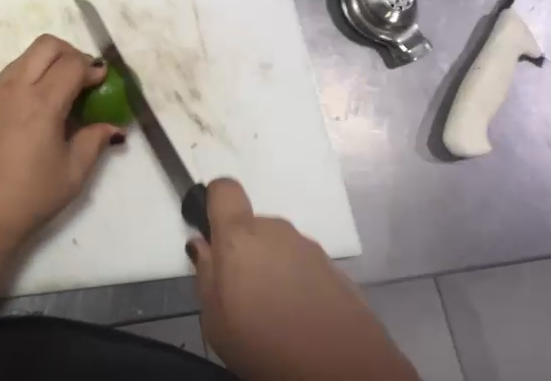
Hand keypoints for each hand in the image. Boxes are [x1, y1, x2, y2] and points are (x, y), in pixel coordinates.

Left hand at [0, 35, 124, 246]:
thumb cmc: (31, 196)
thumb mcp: (73, 172)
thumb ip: (95, 141)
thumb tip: (113, 126)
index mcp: (41, 103)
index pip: (71, 64)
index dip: (91, 68)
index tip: (103, 81)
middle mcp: (16, 87)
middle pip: (47, 45)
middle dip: (71, 53)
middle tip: (84, 77)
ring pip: (27, 55)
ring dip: (49, 60)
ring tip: (63, 88)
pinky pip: (12, 71)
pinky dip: (31, 72)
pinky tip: (40, 100)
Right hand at [190, 179, 417, 380]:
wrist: (347, 373)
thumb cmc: (266, 345)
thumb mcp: (215, 321)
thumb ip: (205, 275)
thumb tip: (204, 246)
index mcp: (241, 235)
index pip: (224, 189)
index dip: (215, 204)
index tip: (213, 235)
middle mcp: (277, 231)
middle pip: (253, 226)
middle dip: (245, 252)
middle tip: (244, 295)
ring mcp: (311, 250)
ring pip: (280, 249)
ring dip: (273, 270)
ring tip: (276, 316)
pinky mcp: (337, 272)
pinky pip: (305, 270)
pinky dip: (300, 287)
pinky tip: (302, 323)